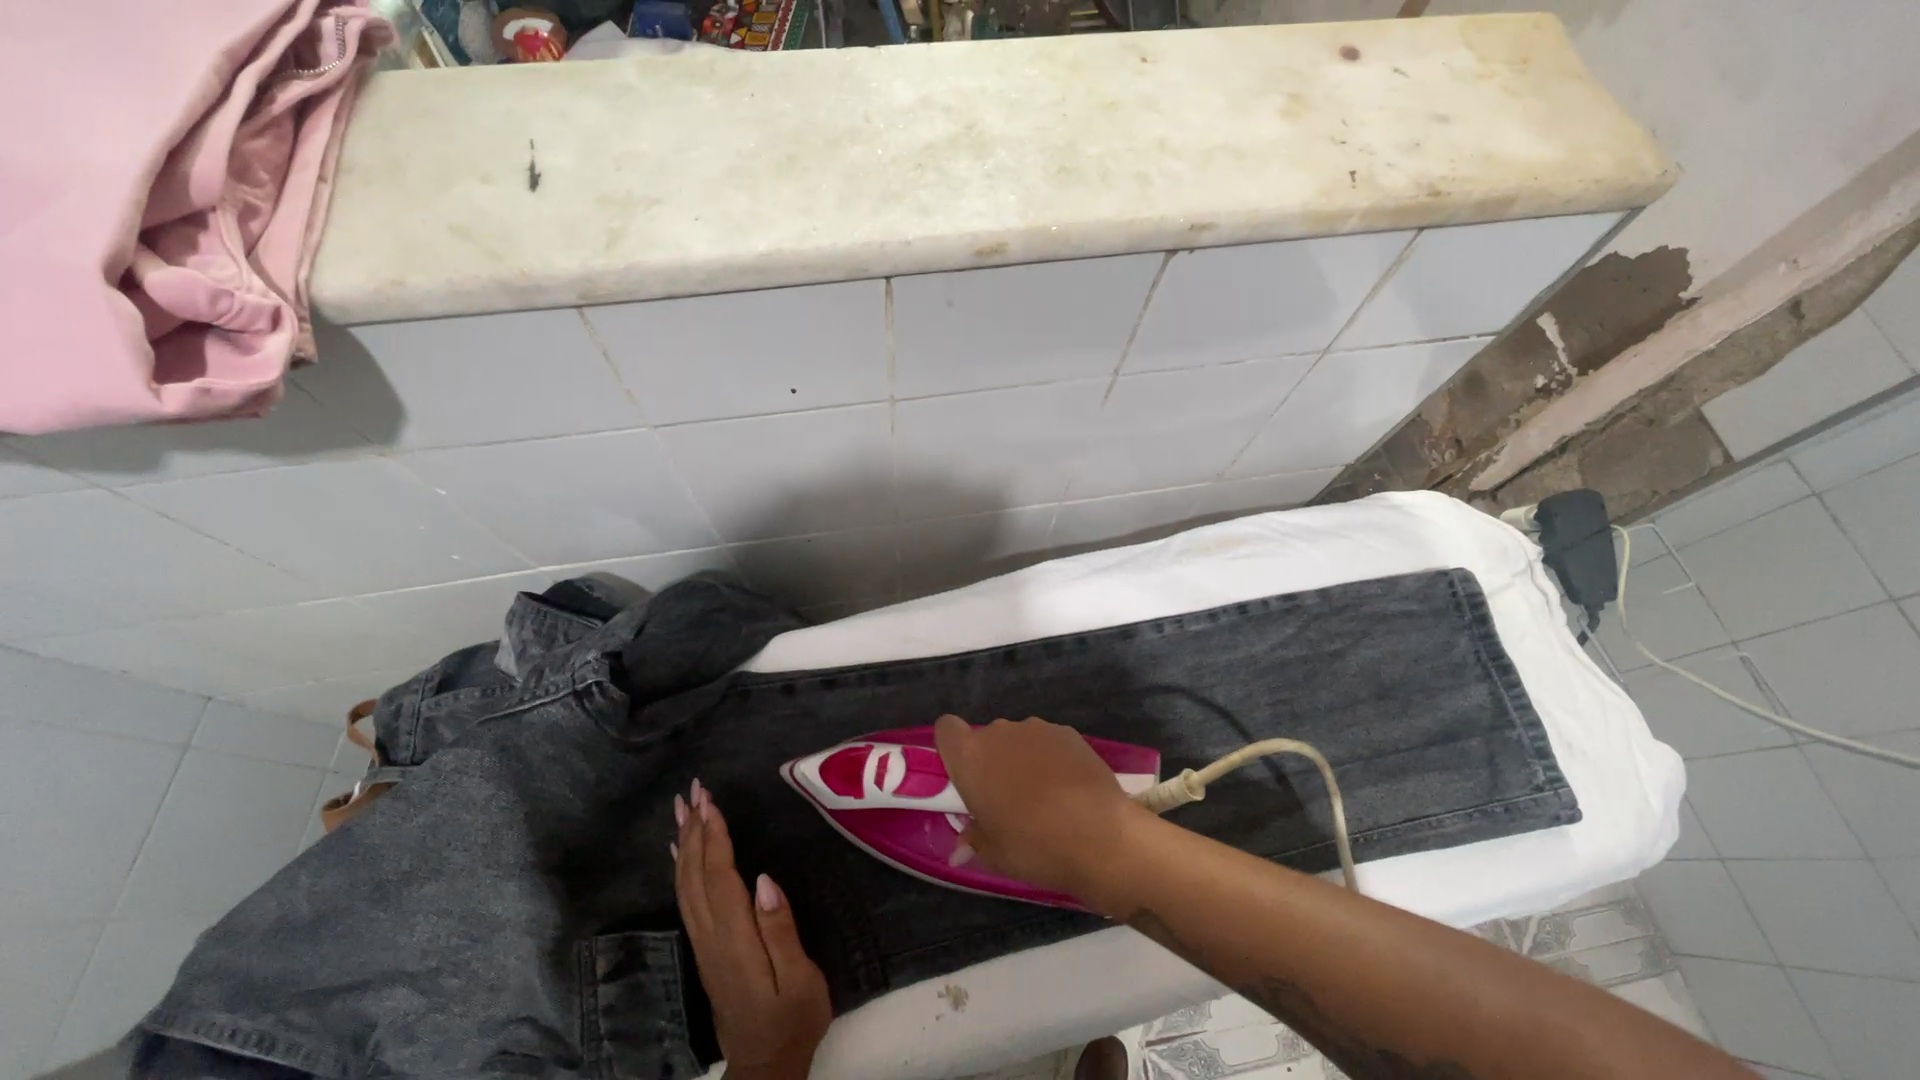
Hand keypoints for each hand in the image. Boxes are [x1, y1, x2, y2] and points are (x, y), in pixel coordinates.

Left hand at [675, 780, 830, 1079]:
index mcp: (736, 939)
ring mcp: (705, 945)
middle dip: (694, 829)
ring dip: (685, 844)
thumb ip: (781, 931)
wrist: (765, 1066)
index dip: (714, 837)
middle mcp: (712, 937)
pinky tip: (681, 854)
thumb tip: (765, 880)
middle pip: (696, 875)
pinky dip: (682, 870)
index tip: (711, 800)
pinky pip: (686, 900)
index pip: (719, 878)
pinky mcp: (706, 951)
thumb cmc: (792, 1019)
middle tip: (693, 789)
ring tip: (682, 810)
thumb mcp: (800, 980)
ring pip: (686, 886)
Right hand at [933, 714, 1151, 898]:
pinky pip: (1049, 743)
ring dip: (1023, 760)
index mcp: (970, 757)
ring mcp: (1037, 729)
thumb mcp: (994, 852)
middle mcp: (999, 733)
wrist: (1099, 835)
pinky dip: (1053, 760)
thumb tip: (959, 851)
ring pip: (1019, 740)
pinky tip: (1069, 790)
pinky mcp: (1069, 734)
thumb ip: (973, 839)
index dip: (953, 748)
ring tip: (1043, 797)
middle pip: (986, 738)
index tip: (966, 776)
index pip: (946, 729)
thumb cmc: (1033, 845)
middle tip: (1006, 799)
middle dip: (992, 762)